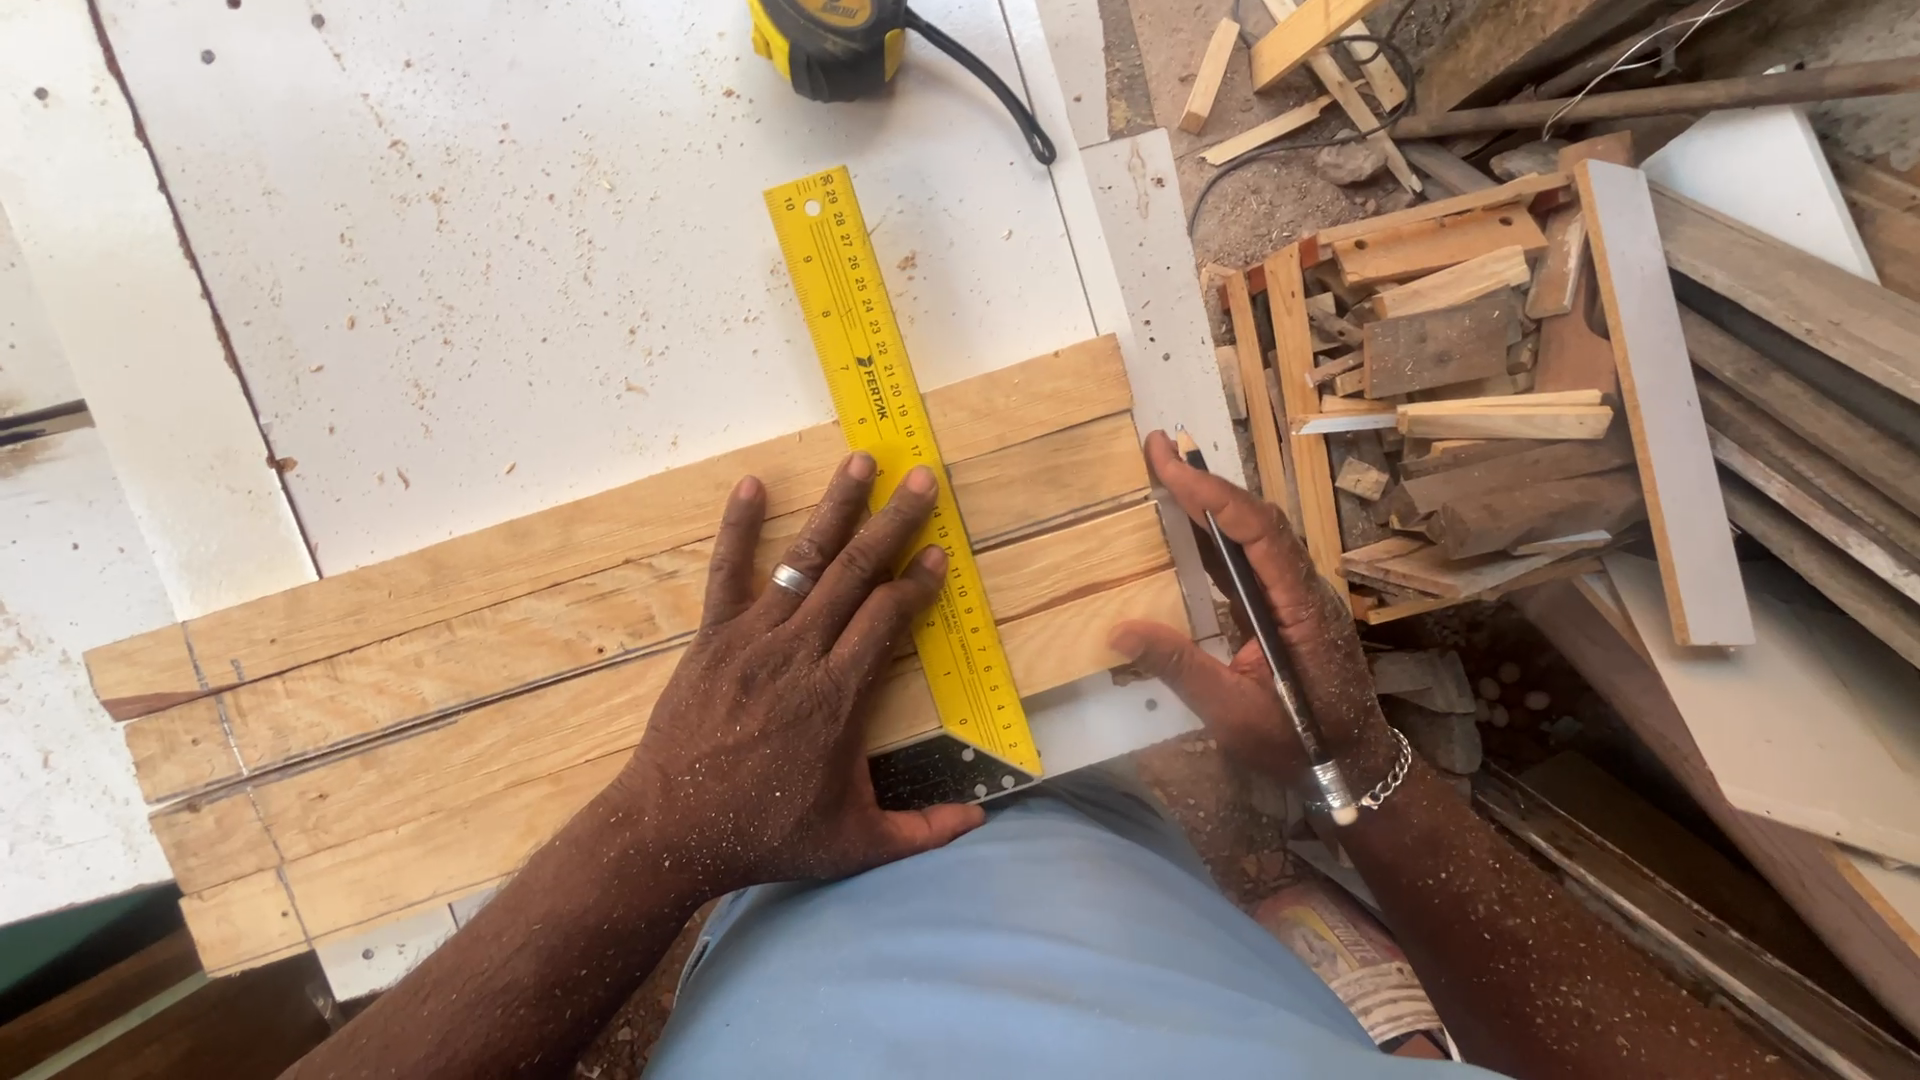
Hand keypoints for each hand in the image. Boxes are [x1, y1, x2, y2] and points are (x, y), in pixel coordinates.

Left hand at [617, 452, 985, 893]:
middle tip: (920, 479)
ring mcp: (752, 639)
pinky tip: (750, 484)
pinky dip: (739, 527)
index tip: (938, 553)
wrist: (668, 831)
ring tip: (860, 461)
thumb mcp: (853, 844)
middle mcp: (800, 653)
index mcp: (838, 695)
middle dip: (893, 522)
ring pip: (804, 561)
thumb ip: (922, 832)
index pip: (888, 617)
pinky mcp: (712, 638)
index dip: (917, 582)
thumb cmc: (765, 834)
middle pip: (856, 572)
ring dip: (835, 508)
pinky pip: (726, 573)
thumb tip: (982, 821)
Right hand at [1110, 431, 1395, 784]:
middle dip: (1205, 482)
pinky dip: (1211, 535)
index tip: (1171, 468)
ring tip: (1163, 474)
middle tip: (1157, 450)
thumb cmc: (1298, 741)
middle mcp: (1300, 588)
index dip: (1214, 497)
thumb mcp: (1233, 713)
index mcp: (1300, 607)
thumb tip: (1120, 630)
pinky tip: (1182, 526)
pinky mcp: (1280, 606)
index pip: (1260, 533)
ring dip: (1208, 502)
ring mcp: (1292, 595)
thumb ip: (1180, 668)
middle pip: (1257, 519)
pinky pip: (1245, 559)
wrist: (1351, 762)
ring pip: (1252, 533)